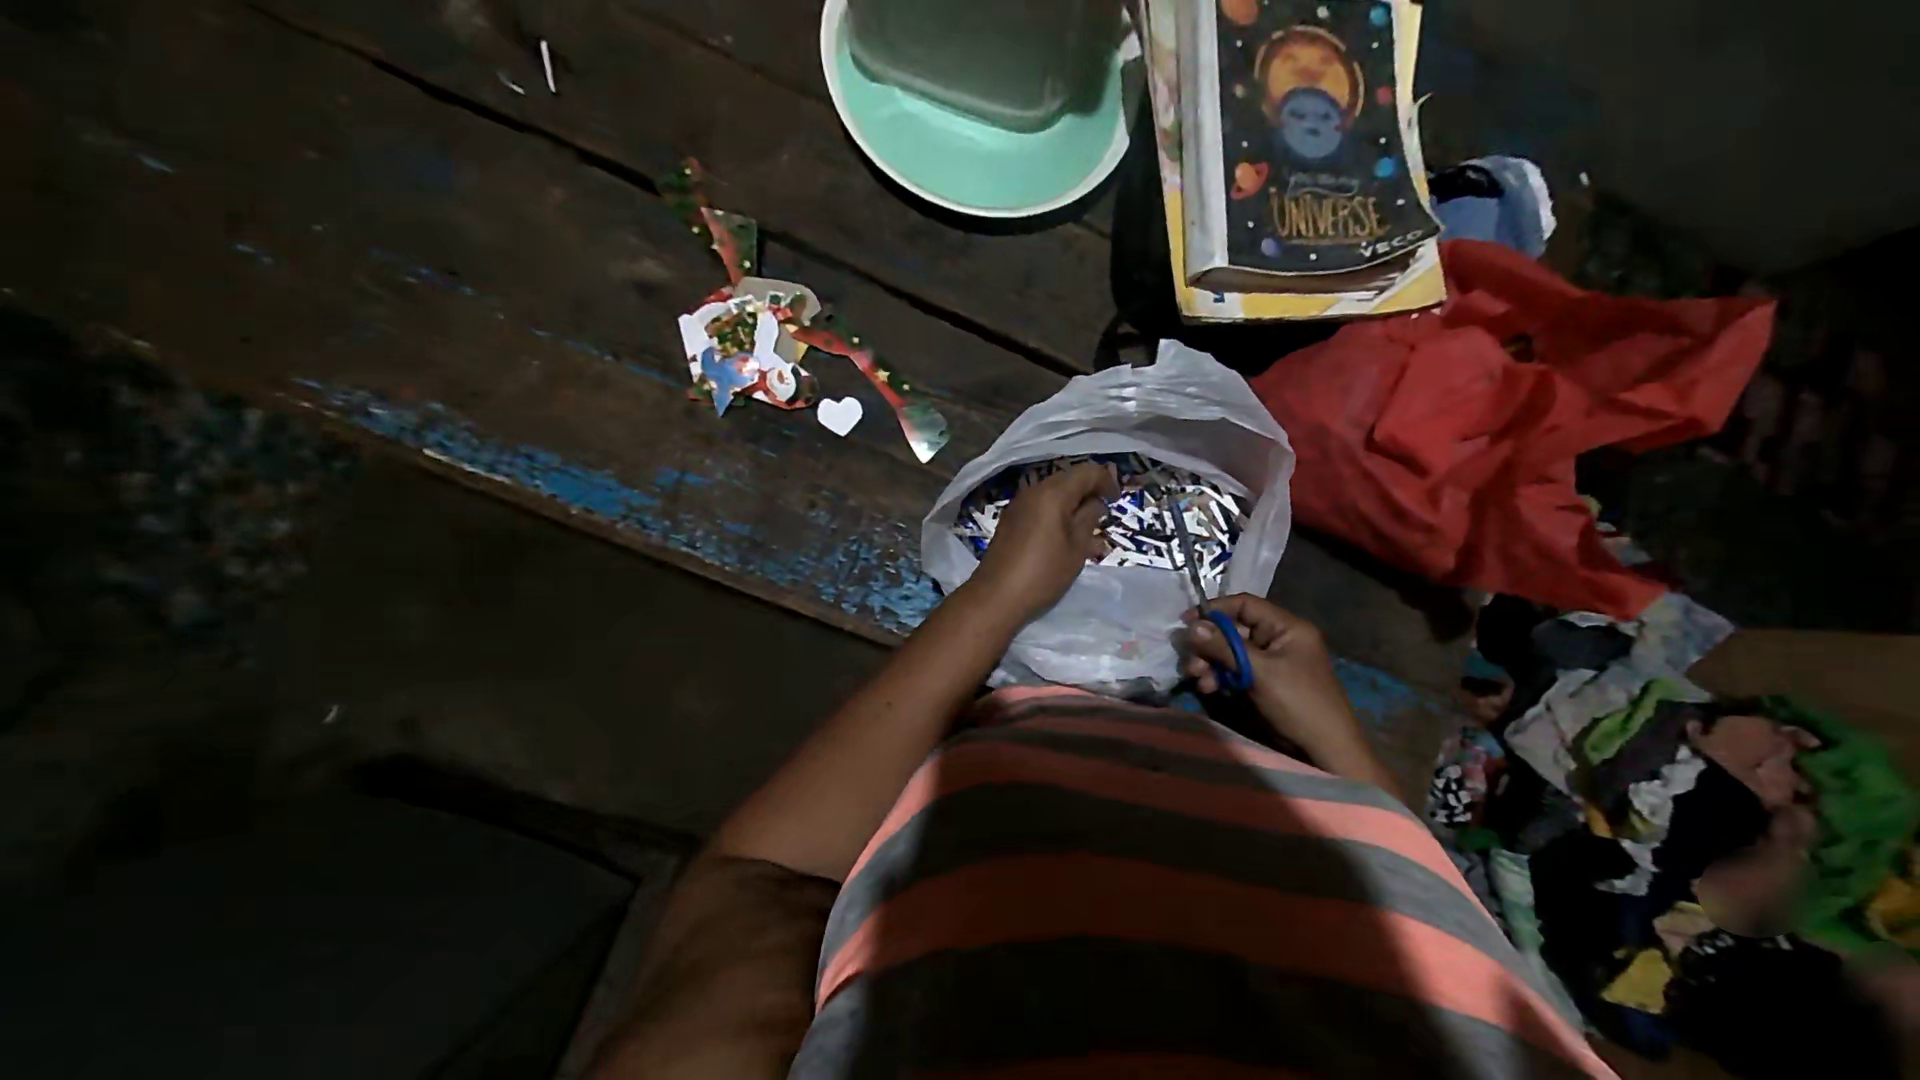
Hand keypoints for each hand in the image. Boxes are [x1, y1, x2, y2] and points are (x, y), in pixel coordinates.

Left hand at [969, 463, 1117, 619]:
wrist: (996, 595)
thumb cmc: (1043, 573)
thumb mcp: (1076, 547)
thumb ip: (1089, 518)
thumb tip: (1096, 502)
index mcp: (1053, 493)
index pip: (1087, 472)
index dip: (1106, 481)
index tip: (1117, 501)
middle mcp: (1033, 491)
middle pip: (1068, 480)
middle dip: (1089, 492)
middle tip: (1104, 514)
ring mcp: (1019, 505)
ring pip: (1053, 494)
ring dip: (1072, 505)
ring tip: (1087, 530)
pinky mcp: (1010, 520)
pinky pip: (1039, 507)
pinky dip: (1056, 514)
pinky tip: (1065, 537)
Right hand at [1181, 594, 1366, 757]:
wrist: (1324, 750)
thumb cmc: (1297, 702)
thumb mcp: (1258, 671)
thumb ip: (1223, 646)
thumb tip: (1191, 626)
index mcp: (1286, 627)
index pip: (1244, 605)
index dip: (1214, 610)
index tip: (1186, 622)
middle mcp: (1277, 640)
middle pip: (1233, 629)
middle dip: (1208, 644)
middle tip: (1191, 662)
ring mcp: (1270, 662)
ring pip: (1229, 652)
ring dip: (1209, 663)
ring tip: (1197, 678)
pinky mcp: (1262, 682)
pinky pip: (1234, 670)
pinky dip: (1218, 677)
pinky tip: (1208, 688)